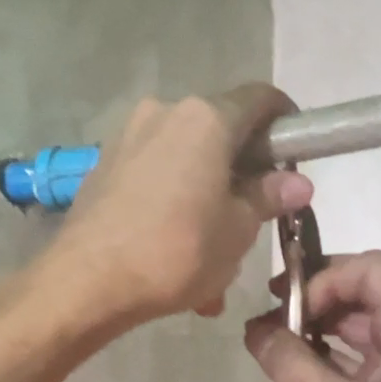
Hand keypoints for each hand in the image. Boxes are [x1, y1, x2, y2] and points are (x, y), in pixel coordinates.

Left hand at [44, 86, 314, 322]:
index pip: (260, 99)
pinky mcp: (101, 170)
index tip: (293, 159)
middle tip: (250, 225)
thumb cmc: (175, 252)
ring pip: (182, 168)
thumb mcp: (237, 231)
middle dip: (237, 180)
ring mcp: (125, 140)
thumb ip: (267, 198)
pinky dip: (168, 213)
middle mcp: (162, 114)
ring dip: (201, 208)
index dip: (285, 124)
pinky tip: (171, 264)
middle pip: (217, 135)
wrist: (85, 282)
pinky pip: (151, 184)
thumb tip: (295, 182)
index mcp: (205, 118)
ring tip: (210, 269)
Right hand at [244, 250, 380, 381]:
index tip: (282, 313)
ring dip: (318, 328)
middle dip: (312, 299)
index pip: (367, 269)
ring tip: (274, 349)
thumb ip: (297, 369)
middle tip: (266, 324)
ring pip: (362, 325)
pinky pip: (364, 357)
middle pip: (363, 291)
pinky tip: (300, 375)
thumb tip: (253, 330)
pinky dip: (330, 356)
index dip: (320, 279)